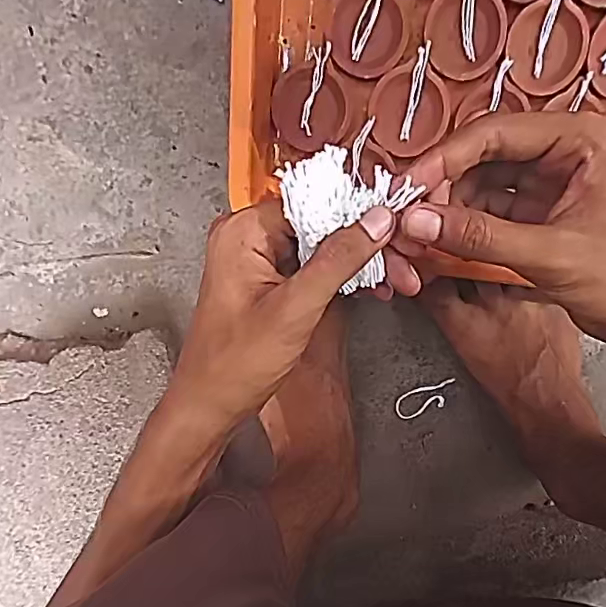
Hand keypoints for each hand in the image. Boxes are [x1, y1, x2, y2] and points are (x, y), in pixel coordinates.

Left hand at [167, 197, 393, 433]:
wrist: (210, 404)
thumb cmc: (233, 365)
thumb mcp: (296, 308)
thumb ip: (338, 260)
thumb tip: (373, 222)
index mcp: (242, 232)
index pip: (312, 202)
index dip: (356, 215)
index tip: (389, 227)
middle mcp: (245, 238)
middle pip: (317, 222)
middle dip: (361, 243)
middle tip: (395, 262)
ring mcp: (255, 259)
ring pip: (318, 245)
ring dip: (354, 262)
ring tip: (387, 277)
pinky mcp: (265, 280)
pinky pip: (308, 265)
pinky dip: (337, 277)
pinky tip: (364, 287)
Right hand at [393, 112, 605, 343]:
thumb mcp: (550, 256)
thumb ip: (481, 237)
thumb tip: (422, 222)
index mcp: (585, 139)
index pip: (497, 132)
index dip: (446, 157)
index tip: (411, 184)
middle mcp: (567, 150)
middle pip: (485, 153)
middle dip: (445, 184)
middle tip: (412, 212)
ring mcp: (552, 179)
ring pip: (482, 180)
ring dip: (451, 206)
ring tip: (424, 232)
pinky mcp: (541, 207)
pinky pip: (491, 206)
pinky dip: (465, 223)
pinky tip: (445, 241)